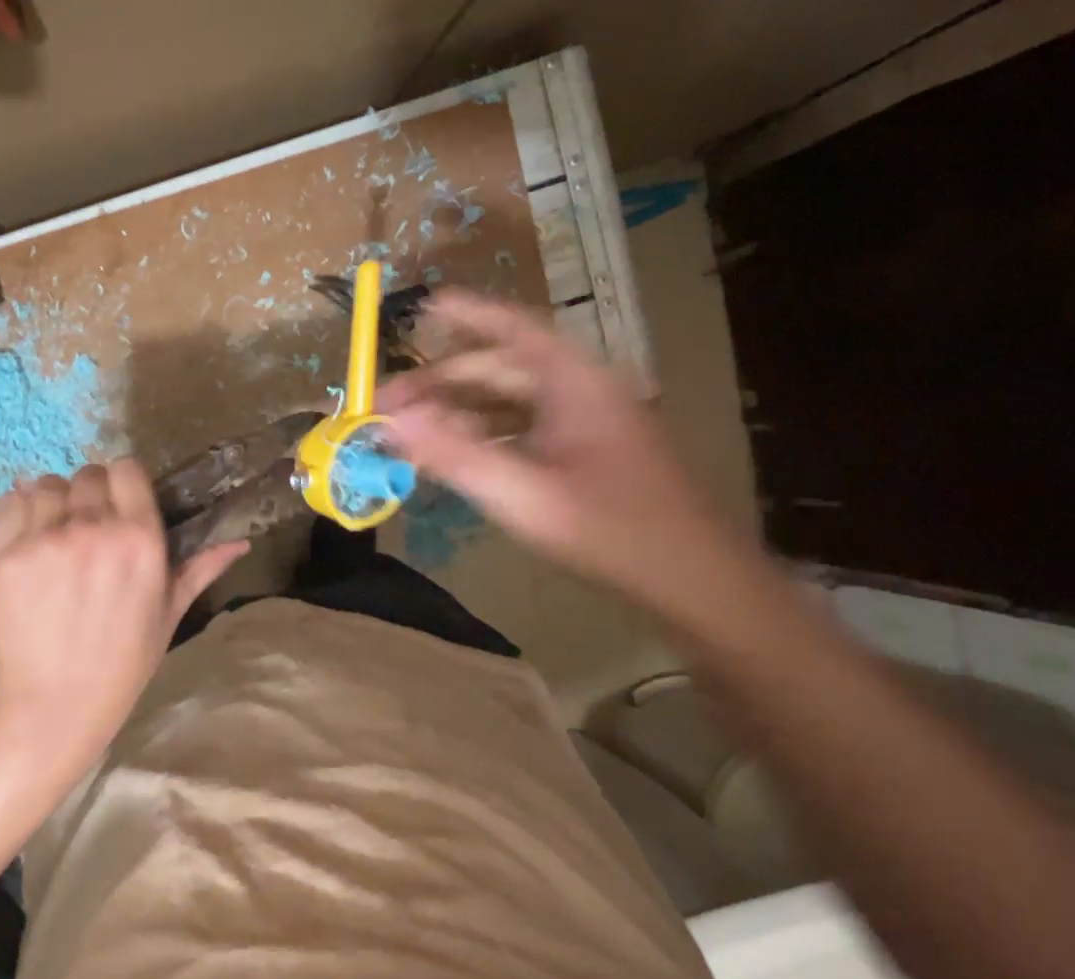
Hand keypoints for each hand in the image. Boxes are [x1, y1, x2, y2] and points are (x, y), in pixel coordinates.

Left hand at [0, 461, 245, 756]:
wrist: (56, 702)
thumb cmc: (121, 664)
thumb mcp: (167, 616)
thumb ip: (199, 570)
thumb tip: (240, 543)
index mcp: (140, 540)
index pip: (127, 470)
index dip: (122, 482)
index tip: (118, 502)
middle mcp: (94, 529)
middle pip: (87, 475)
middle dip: (88, 494)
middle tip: (85, 527)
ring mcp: (46, 539)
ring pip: (45, 485)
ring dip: (52, 503)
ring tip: (53, 535)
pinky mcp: (8, 554)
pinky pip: (9, 505)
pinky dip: (17, 512)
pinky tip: (27, 537)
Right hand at [381, 291, 748, 614]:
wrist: (689, 575)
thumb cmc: (608, 528)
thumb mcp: (520, 491)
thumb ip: (452, 454)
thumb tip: (389, 423)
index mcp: (573, 383)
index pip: (513, 329)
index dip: (467, 315)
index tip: (422, 307)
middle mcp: (579, 391)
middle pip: (500, 370)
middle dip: (440, 383)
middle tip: (385, 406)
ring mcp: (584, 423)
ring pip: (508, 403)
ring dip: (457, 412)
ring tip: (407, 432)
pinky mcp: (584, 454)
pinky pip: (520, 430)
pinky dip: (481, 437)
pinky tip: (452, 457)